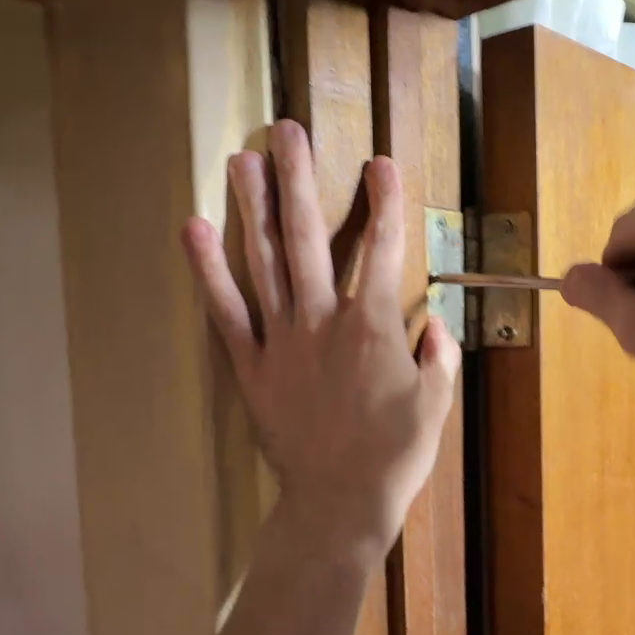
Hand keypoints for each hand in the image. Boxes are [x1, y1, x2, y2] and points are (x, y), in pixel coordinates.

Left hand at [182, 120, 459, 556]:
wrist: (340, 503)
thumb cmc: (396, 454)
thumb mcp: (437, 405)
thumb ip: (439, 356)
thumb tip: (436, 323)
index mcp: (373, 327)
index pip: (383, 251)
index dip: (385, 204)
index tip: (380, 163)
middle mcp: (323, 320)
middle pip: (310, 239)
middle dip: (301, 180)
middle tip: (287, 131)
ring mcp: (281, 340)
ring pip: (265, 263)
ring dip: (254, 208)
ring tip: (242, 160)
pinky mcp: (251, 366)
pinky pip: (226, 313)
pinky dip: (209, 272)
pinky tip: (195, 231)